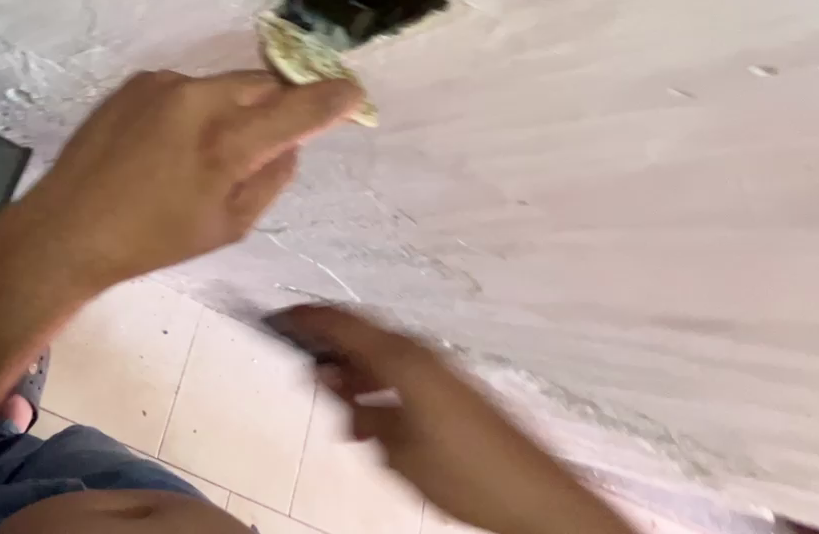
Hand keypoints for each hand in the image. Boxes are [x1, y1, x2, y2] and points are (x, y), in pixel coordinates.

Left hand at [0, 70, 362, 291]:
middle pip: (261, 86)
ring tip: (202, 152)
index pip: (296, 109)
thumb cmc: (155, 238)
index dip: (330, 100)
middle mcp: (197, 98)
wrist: (70, 224)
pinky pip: (185, 88)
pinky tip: (167, 143)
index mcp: (225, 142)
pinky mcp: (136, 82)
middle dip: (275, 106)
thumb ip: (271, 176)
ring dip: (231, 108)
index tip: (352, 92)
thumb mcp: (229, 224)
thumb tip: (290, 142)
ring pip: (222, 86)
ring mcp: (162, 84)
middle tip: (269, 137)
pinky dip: (193, 108)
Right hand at [275, 306, 637, 533]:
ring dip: (354, 367)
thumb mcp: (395, 450)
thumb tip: (327, 377)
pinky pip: (401, 368)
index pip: (342, 322)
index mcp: (401, 358)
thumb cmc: (463, 476)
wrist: (542, 501)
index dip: (306, 318)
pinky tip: (372, 417)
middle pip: (361, 332)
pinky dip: (378, 379)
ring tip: (338, 405)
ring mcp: (440, 366)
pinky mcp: (453, 385)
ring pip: (381, 351)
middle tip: (302, 365)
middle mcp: (419, 351)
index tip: (277, 319)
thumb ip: (355, 408)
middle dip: (329, 345)